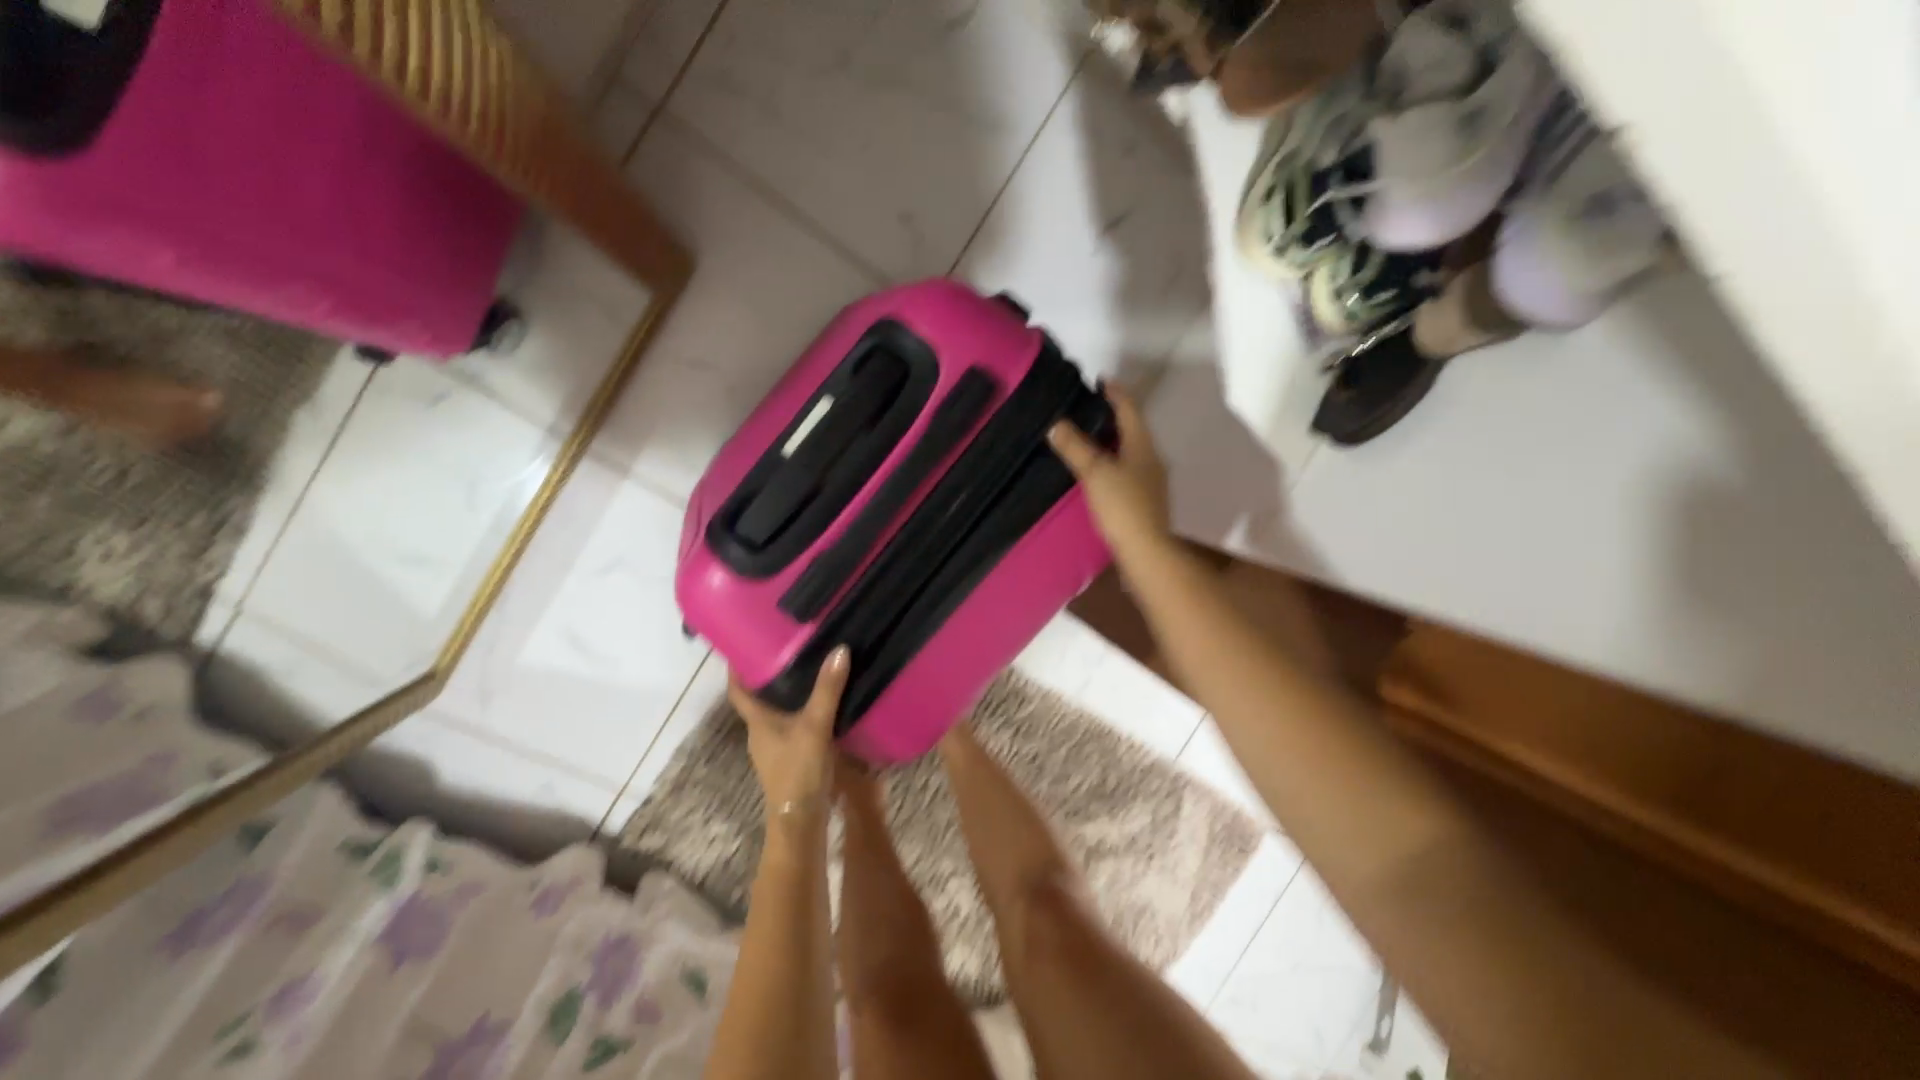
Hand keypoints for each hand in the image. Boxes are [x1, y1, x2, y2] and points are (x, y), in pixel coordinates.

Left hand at [729, 647, 849, 822]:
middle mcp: (759, 733)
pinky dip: (799, 714)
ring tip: (808, 672)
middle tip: (789, 650)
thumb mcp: (815, 725)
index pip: (737, 690)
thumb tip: (840, 649)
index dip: (736, 668)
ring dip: (786, 696)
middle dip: (769, 676)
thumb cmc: (798, 770)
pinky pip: (790, 728)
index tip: (742, 646)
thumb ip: (827, 689)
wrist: (800, 819)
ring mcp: (773, 749)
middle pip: (758, 700)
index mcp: (756, 721)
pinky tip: (820, 708)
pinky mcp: (788, 760)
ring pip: (775, 715)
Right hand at [1047, 384, 1171, 559]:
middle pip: (1132, 428)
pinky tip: (1097, 469)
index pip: (1129, 409)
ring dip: (1112, 439)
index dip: (1115, 393)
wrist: (1146, 551)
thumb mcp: (1095, 472)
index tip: (1099, 380)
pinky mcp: (1144, 499)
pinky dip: (1112, 460)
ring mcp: (1150, 480)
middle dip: (1112, 415)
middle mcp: (1151, 457)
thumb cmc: (1123, 507)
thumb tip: (1055, 423)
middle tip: (1086, 406)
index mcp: (1142, 445)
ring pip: (1130, 449)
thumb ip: (1075, 446)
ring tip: (1087, 434)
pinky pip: (1127, 468)